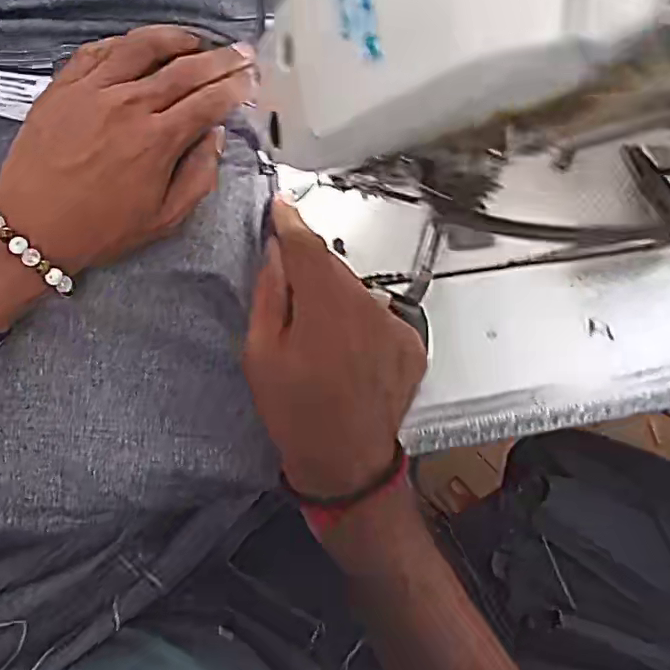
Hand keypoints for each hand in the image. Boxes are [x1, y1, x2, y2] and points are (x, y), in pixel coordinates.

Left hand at [0, 25, 253, 331]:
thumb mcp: (163, 219)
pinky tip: (138, 45)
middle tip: (240, 52)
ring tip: (194, 40)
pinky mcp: (63, 87)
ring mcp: (93, 91)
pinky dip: (125, 42)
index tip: (249, 80)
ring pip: (144, 46)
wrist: (32, 227)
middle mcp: (129, 106)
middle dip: (222, 58)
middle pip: (187, 67)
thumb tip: (213, 138)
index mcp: (157, 141)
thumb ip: (198, 176)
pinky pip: (98, 50)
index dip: (236, 86)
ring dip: (176, 37)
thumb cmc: (95, 228)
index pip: (210, 100)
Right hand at [243, 200, 427, 498]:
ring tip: (316, 340)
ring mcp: (394, 326)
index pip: (306, 246)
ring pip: (356, 289)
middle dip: (308, 270)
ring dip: (334, 297)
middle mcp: (367, 309)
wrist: (346, 462)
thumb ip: (269, 295)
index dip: (289, 222)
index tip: (280, 207)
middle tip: (287, 300)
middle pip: (332, 266)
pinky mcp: (410, 343)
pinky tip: (342, 350)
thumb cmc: (296, 413)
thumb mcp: (260, 353)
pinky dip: (358, 319)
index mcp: (325, 308)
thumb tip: (275, 256)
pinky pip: (377, 313)